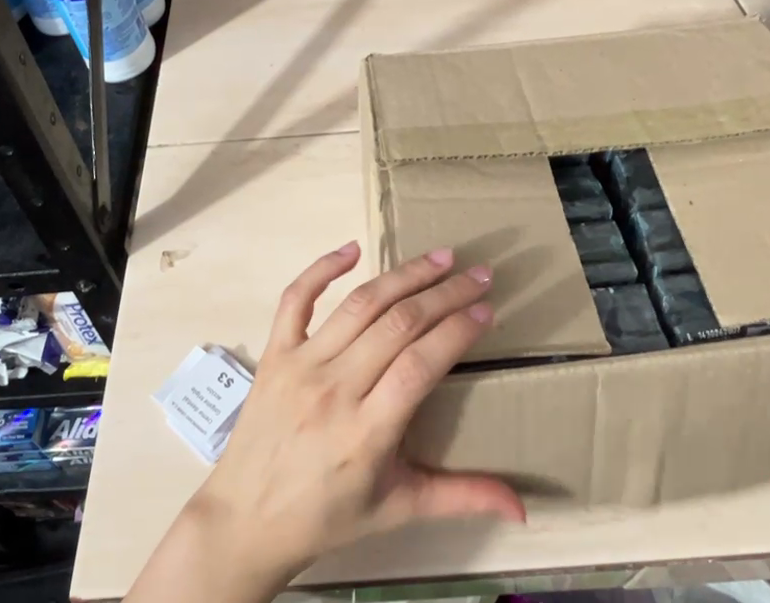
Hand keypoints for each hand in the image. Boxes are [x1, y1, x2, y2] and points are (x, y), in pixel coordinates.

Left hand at [129, 242, 523, 602]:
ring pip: (359, 305)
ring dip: (403, 275)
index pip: (421, 363)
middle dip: (444, 293)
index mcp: (367, 432)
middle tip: (479, 274)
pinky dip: (322, 268)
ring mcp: (300, 365)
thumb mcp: (397, 510)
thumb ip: (461, 498)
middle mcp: (334, 389)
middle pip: (397, 325)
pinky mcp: (274, 354)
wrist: (246, 521)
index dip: (457, 330)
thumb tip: (523, 507)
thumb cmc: (326, 515)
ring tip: (440, 257)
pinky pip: (296, 299)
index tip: (486, 309)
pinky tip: (354, 248)